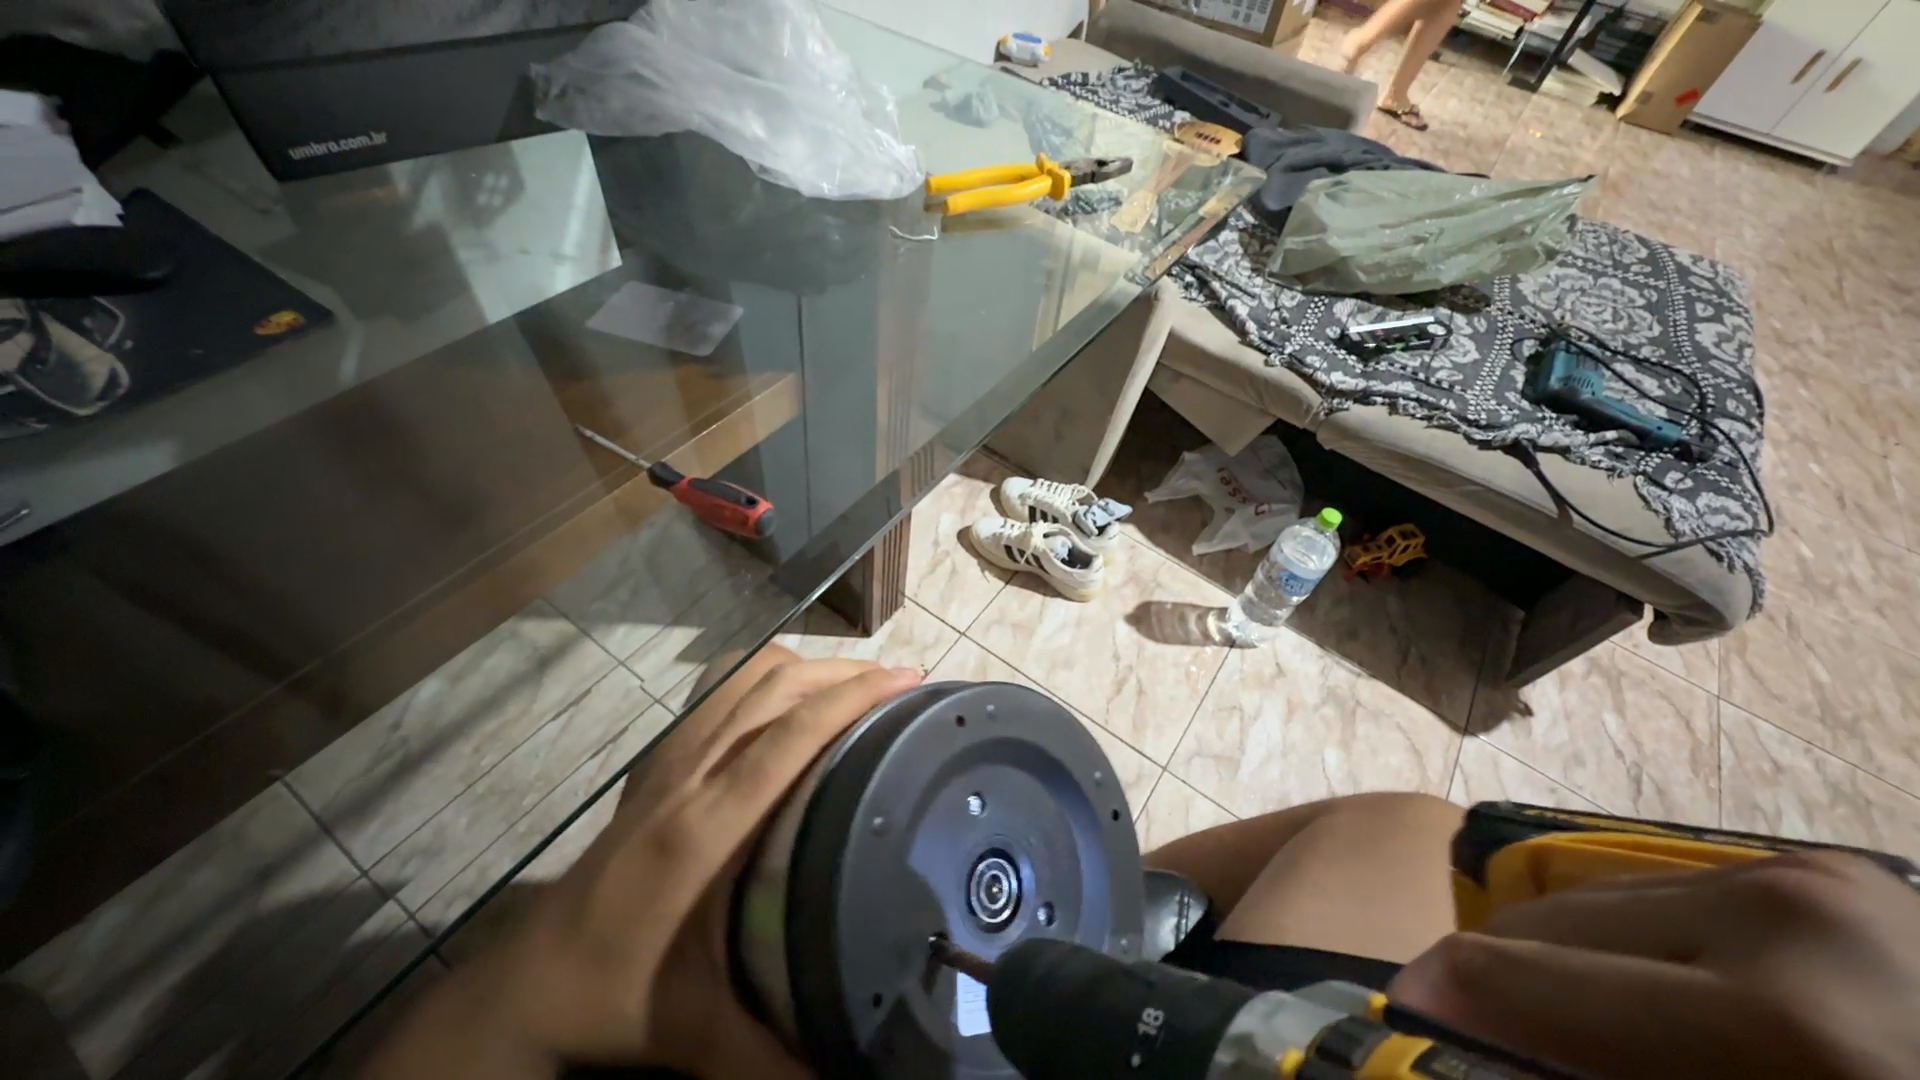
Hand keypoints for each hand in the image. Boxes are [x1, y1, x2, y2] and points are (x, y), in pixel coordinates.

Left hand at [364, 655, 922, 1079]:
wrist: (528, 979)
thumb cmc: (614, 998)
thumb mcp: (696, 1035)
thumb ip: (774, 1062)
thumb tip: (850, 1076)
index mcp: (703, 831)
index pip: (786, 738)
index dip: (849, 699)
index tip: (906, 681)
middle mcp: (687, 777)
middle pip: (774, 689)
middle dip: (843, 673)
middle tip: (904, 683)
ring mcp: (667, 759)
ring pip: (745, 677)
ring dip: (807, 668)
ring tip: (860, 684)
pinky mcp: (657, 759)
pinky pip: (719, 688)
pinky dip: (765, 675)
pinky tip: (792, 696)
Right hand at [1388, 851, 1919, 1078]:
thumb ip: (1583, 1063)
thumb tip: (1466, 1035)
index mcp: (1780, 1025)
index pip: (1515, 977)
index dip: (1438, 1005)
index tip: (1409, 1029)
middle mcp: (1785, 916)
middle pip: (1536, 925)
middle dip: (1498, 988)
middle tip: (1504, 1043)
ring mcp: (1812, 878)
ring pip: (1587, 900)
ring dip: (1563, 966)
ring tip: (1594, 1031)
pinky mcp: (1825, 867)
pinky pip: (1654, 896)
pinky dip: (1629, 950)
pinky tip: (1669, 1004)